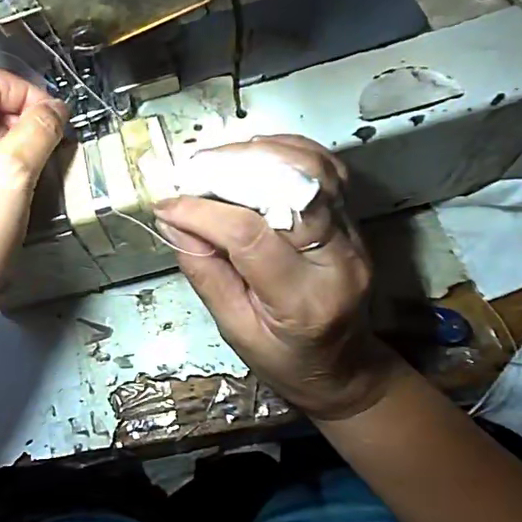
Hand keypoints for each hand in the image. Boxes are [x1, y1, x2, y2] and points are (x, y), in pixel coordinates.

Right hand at [155, 136, 397, 420]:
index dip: (203, 212)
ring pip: (316, 170)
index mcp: (304, 300)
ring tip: (220, 160)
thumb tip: (174, 221)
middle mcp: (338, 260)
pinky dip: (289, 153)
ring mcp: (354, 236)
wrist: (344, 368)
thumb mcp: (235, 330)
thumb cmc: (287, 361)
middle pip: (292, 190)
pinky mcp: (354, 222)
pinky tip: (255, 157)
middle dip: (235, 170)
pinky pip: (327, 170)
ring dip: (263, 154)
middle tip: (193, 172)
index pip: (250, 236)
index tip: (168, 204)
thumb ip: (206, 272)